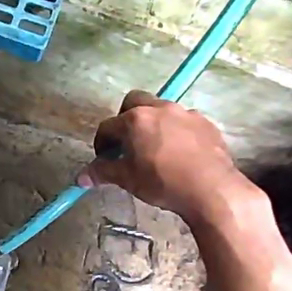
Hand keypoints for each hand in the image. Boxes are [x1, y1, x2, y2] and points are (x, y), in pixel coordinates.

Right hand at [79, 91, 257, 224]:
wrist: (211, 188)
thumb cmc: (163, 182)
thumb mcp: (128, 180)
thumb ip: (103, 173)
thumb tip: (80, 177)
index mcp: (135, 120)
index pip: (108, 127)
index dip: (101, 144)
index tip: (104, 159)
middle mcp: (160, 108)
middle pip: (134, 102)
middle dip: (126, 119)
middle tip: (128, 144)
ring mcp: (185, 113)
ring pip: (162, 110)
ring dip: (153, 124)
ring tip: (156, 150)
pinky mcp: (205, 123)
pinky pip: (184, 122)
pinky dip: (176, 132)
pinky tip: (180, 155)